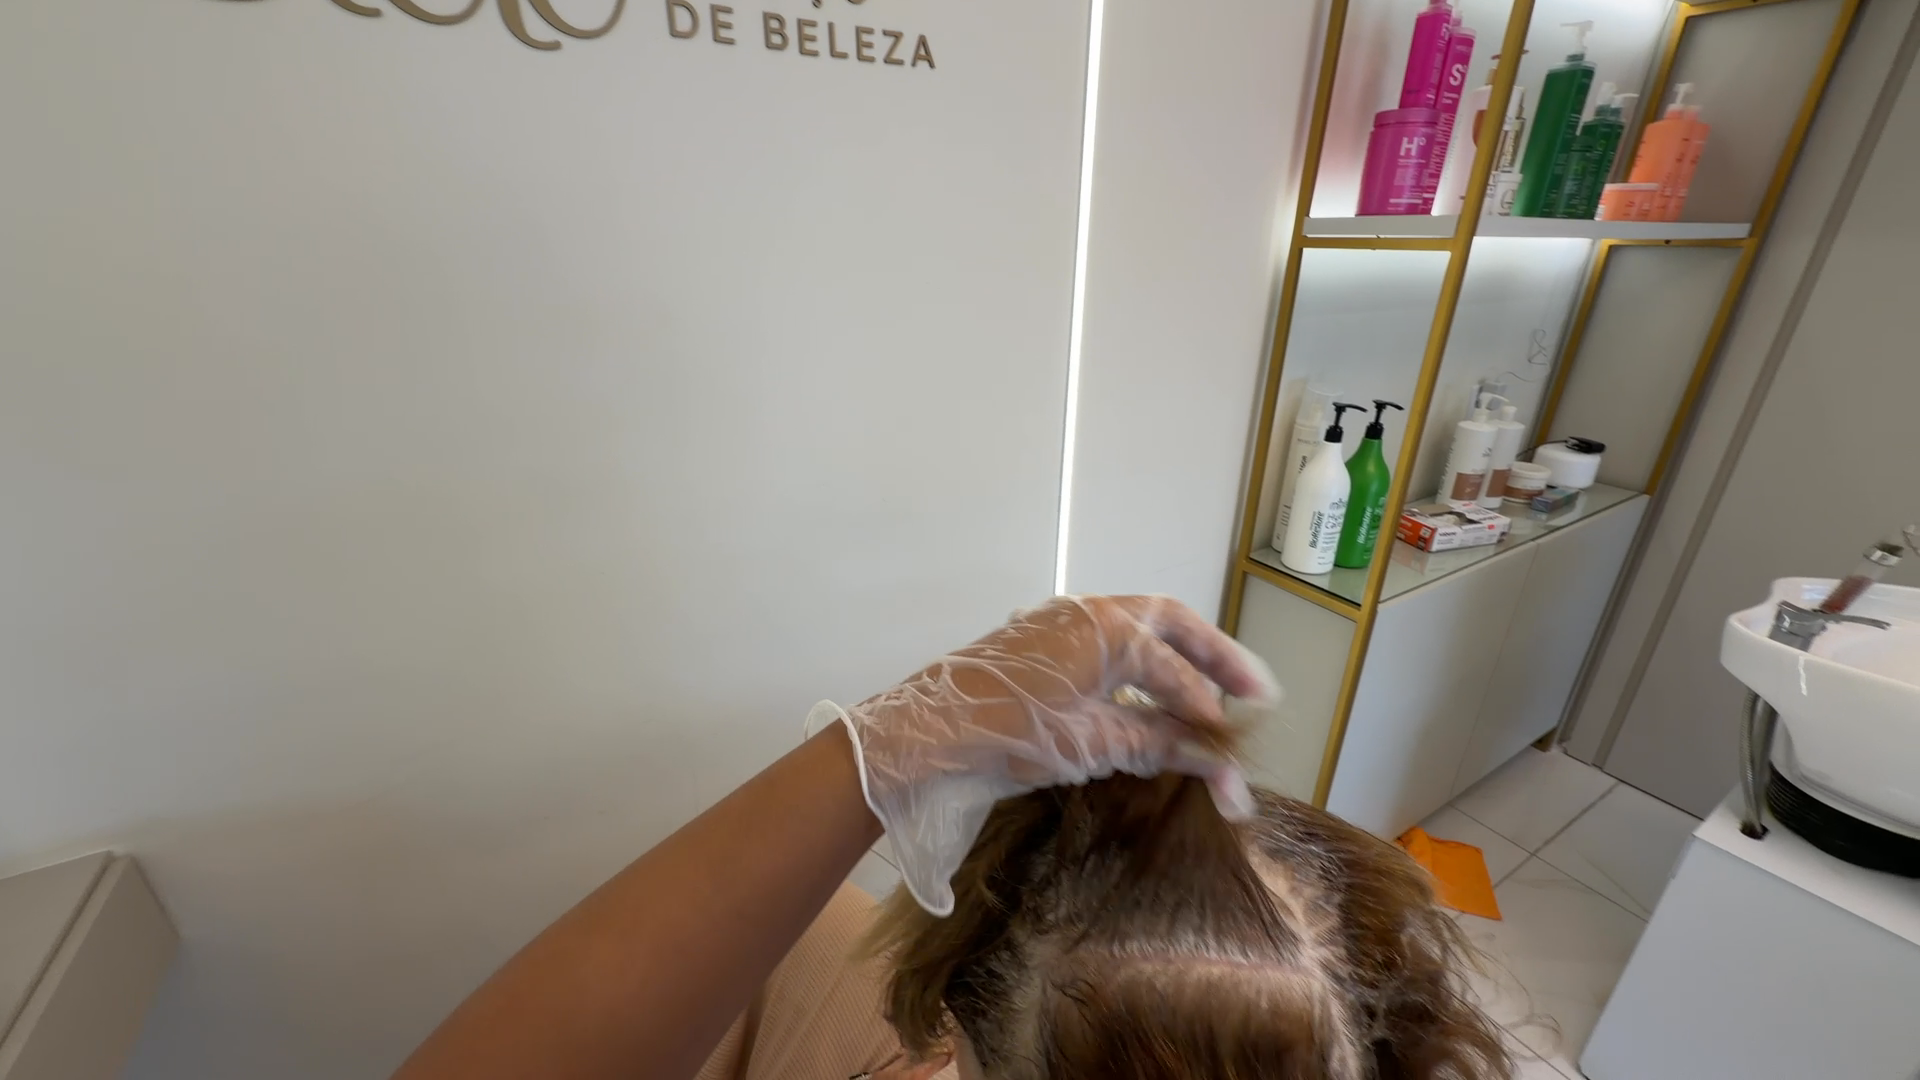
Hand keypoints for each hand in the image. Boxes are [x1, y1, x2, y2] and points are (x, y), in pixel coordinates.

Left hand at [808, 595, 1277, 914]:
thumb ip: (1158, 744)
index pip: (1174, 669)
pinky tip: (1146, 691)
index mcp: (1106, 627)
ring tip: (1211, 689)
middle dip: (1213, 655)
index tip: (1230, 748)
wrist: (927, 730)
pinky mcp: (1040, 640)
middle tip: (1255, 689)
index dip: (1207, 710)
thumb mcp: (1091, 742)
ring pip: (1135, 627)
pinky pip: (1103, 643)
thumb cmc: (1009, 731)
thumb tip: (1220, 765)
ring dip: (1175, 655)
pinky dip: (1135, 664)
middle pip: (1168, 622)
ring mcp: (1060, 622)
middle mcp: (1087, 612)